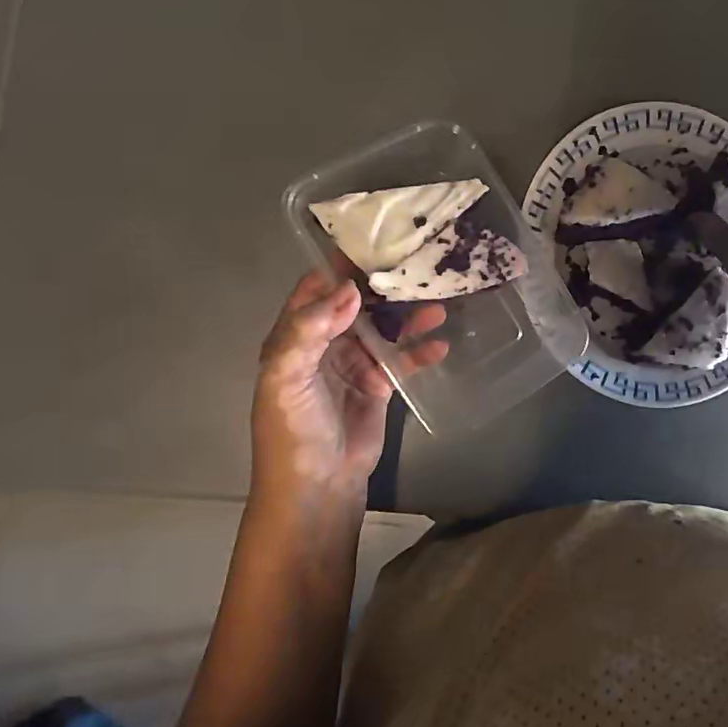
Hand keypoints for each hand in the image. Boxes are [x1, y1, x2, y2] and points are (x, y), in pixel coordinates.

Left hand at [252, 272, 446, 493]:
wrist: (317, 484)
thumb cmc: (293, 428)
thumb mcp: (286, 376)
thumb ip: (309, 330)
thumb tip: (349, 289)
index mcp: (294, 337)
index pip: (316, 291)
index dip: (339, 267)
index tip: (372, 242)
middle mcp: (324, 344)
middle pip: (356, 305)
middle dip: (383, 286)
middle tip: (416, 264)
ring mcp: (354, 364)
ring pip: (384, 329)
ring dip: (408, 316)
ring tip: (438, 302)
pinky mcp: (379, 385)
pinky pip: (402, 360)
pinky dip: (420, 352)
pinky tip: (441, 345)